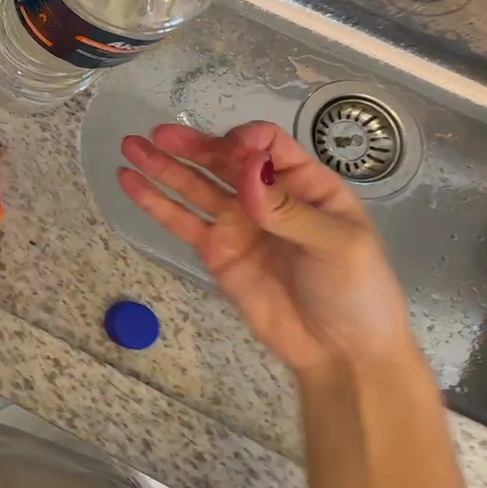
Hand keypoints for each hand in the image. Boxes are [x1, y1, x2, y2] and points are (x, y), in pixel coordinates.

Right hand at [116, 121, 416, 376]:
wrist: (340, 352)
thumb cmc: (357, 291)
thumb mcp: (339, 245)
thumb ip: (288, 208)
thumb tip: (245, 169)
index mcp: (306, 185)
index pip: (268, 146)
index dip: (245, 143)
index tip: (231, 153)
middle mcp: (266, 196)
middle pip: (223, 159)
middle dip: (191, 145)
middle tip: (156, 134)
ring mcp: (236, 222)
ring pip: (193, 184)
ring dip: (162, 164)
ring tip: (130, 146)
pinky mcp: (213, 249)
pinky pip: (179, 218)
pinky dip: (153, 200)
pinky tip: (129, 180)